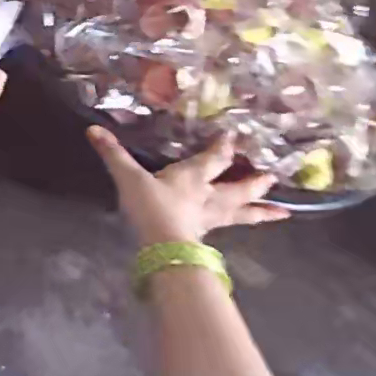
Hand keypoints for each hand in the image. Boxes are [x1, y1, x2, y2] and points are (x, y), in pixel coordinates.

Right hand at [88, 127, 289, 244]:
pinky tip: (246, 229)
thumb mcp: (129, 177)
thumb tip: (92, 129)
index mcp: (194, 177)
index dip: (225, 146)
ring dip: (261, 211)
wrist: (165, 246)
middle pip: (237, 187)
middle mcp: (208, 195)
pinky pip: (229, 228)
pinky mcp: (205, 236)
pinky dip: (242, 226)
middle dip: (254, 181)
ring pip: (241, 212)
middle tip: (274, 177)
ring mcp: (210, 219)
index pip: (215, 158)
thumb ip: (113, 154)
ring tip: (284, 213)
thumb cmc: (151, 207)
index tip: (235, 136)